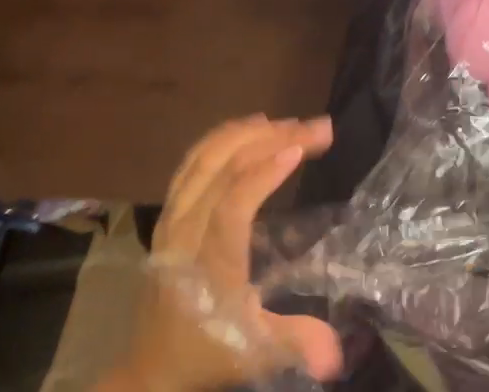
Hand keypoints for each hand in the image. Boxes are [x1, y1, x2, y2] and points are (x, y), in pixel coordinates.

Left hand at [100, 115, 343, 391]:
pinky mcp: (169, 213)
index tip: (300, 149)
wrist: (150, 367)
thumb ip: (294, 342)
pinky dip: (224, 136)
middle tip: (320, 128)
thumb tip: (337, 357)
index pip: (230, 206)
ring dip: (252, 133)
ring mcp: (172, 219)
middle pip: (222, 169)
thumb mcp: (253, 352)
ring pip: (206, 157)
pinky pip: (193, 161)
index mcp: (207, 264)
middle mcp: (184, 232)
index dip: (263, 174)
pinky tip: (254, 125)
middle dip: (274, 139)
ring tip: (295, 122)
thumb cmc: (207, 352)